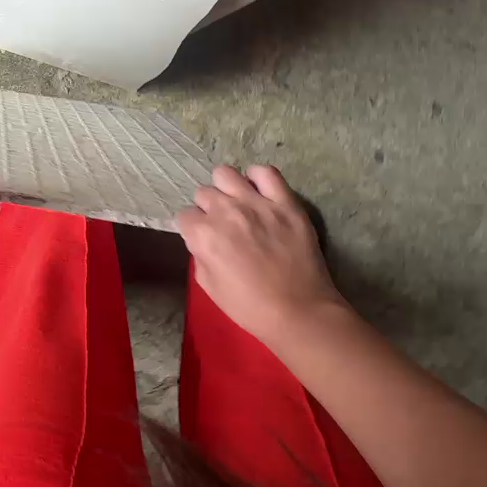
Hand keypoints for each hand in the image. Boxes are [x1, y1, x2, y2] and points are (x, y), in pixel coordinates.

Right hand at [177, 164, 350, 346]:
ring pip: (225, 174)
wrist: (301, 313)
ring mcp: (257, 204)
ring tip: (238, 204)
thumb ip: (198, 254)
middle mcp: (225, 212)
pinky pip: (266, 173)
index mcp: (203, 234)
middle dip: (209, 209)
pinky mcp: (285, 204)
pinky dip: (258, 178)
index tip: (205, 240)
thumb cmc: (250, 306)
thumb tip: (201, 239)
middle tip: (224, 226)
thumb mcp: (207, 285)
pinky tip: (259, 192)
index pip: (185, 216)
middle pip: (204, 193)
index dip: (194, 229)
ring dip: (226, 189)